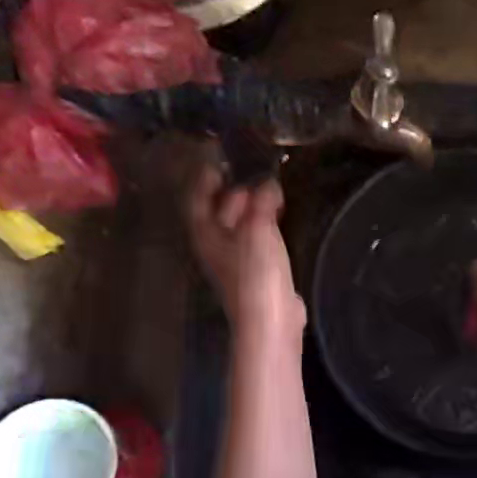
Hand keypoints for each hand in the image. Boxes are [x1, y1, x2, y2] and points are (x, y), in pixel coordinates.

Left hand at [187, 163, 304, 337]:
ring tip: (269, 191)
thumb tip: (268, 184)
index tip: (217, 157)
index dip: (205, 176)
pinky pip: (254, 239)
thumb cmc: (256, 272)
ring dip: (250, 208)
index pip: (198, 197)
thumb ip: (261, 202)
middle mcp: (214, 245)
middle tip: (251, 170)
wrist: (269, 320)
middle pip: (217, 211)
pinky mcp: (255, 271)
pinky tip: (278, 220)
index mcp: (205, 232)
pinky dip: (263, 225)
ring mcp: (234, 260)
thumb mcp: (258, 229)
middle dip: (232, 190)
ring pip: (237, 225)